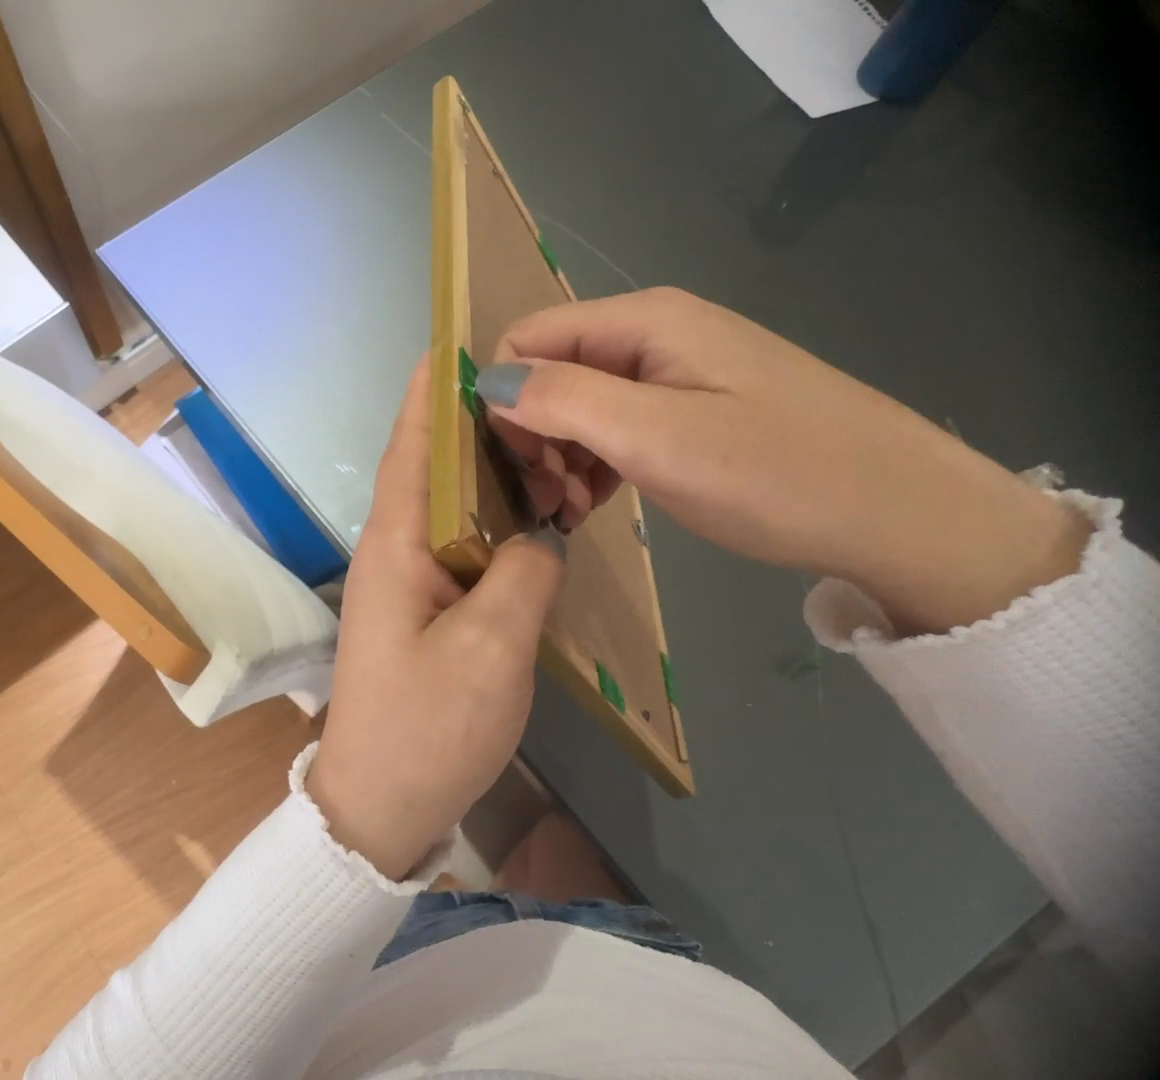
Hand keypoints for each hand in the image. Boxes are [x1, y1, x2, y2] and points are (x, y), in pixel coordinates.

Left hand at [307, 358, 563, 880]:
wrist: (381, 806)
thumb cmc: (428, 727)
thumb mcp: (490, 647)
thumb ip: (521, 573)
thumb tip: (538, 534)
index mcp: (394, 547)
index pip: (409, 450)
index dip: (428, 395)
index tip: (453, 341)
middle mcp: (392, 556)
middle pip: (431, 474)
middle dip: (475, 429)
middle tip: (540, 391)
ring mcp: (406, 589)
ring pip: (450, 513)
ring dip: (491, 479)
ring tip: (550, 444)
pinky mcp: (424, 620)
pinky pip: (462, 554)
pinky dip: (496, 530)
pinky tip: (535, 524)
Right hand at [480, 287, 1089, 634]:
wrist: (908, 516)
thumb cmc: (779, 474)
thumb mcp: (657, 438)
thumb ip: (563, 400)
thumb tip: (485, 383)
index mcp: (643, 322)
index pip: (524, 342)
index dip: (503, 402)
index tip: (520, 468)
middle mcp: (655, 333)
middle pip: (549, 372)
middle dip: (531, 435)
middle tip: (547, 502)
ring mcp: (680, 371)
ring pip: (578, 403)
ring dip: (560, 457)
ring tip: (573, 511)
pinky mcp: (697, 408)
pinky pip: (616, 424)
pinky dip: (594, 463)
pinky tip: (601, 502)